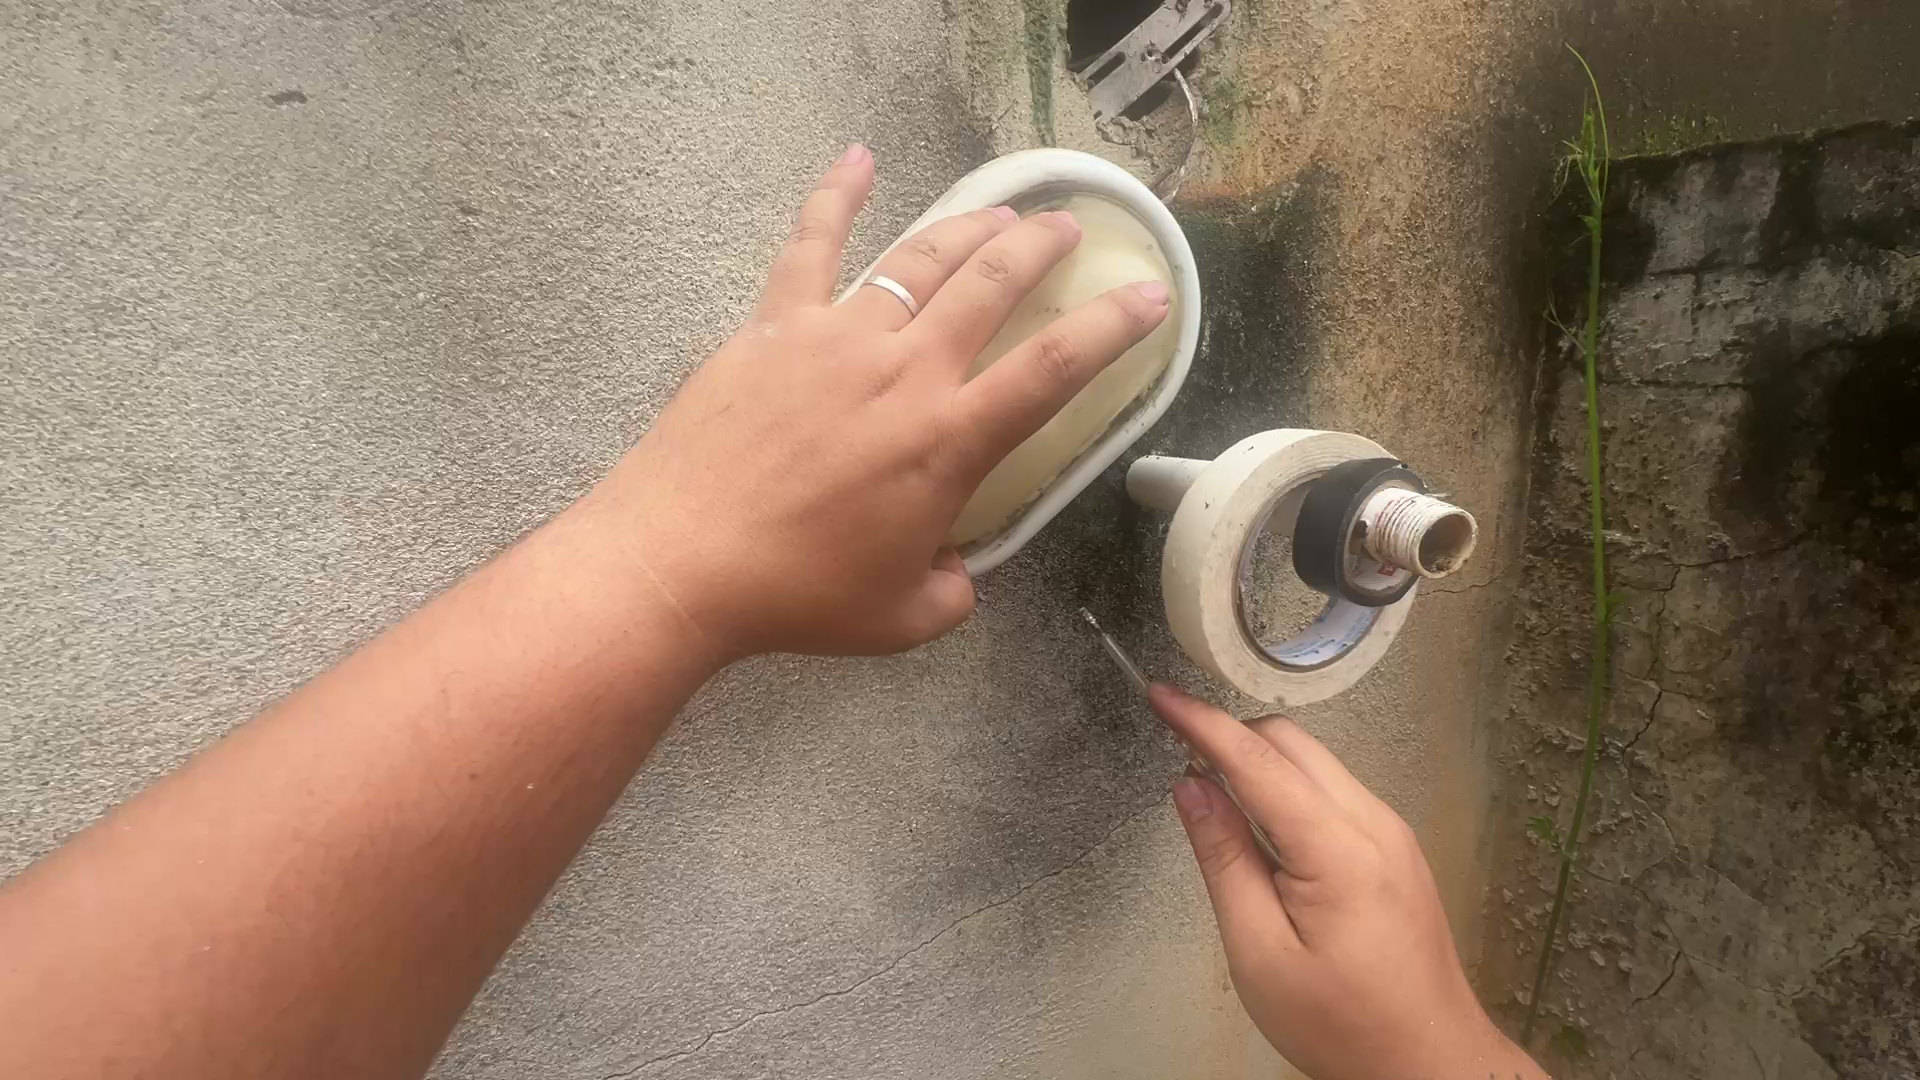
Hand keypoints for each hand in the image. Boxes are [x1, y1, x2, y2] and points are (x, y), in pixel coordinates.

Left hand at [578, 144, 1169, 659]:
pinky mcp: (774, 326)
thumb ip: (955, 590)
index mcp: (947, 442)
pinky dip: (836, 197)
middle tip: (1065, 230)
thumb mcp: (903, 618)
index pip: (1052, 371)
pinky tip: (858, 159)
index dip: (1112, 328)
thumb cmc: (798, 595)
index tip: (1148, 294)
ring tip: (1001, 210)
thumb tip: (961, 568)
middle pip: (990, 285)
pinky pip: (810, 246)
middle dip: (1039, 248)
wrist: (680, 562)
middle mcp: (903, 372)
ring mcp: (836, 337)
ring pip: (918, 258)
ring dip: (970, 227)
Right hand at [1151, 685, 1545, 1079]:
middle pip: (1288, 742)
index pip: (1257, 761)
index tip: (1159, 695)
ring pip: (1310, 756)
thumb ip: (1223, 857)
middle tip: (1180, 754)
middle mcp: (1372, 822)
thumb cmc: (1341, 1024)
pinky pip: (1327, 783)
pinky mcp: (1392, 842)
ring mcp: (1389, 829)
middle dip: (1229, 734)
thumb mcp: (1259, 951)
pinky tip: (1260, 818)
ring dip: (1256, 756)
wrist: (1435, 1067)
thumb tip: (1190, 786)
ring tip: (1213, 789)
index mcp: (1338, 850)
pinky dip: (1283, 779)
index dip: (1201, 722)